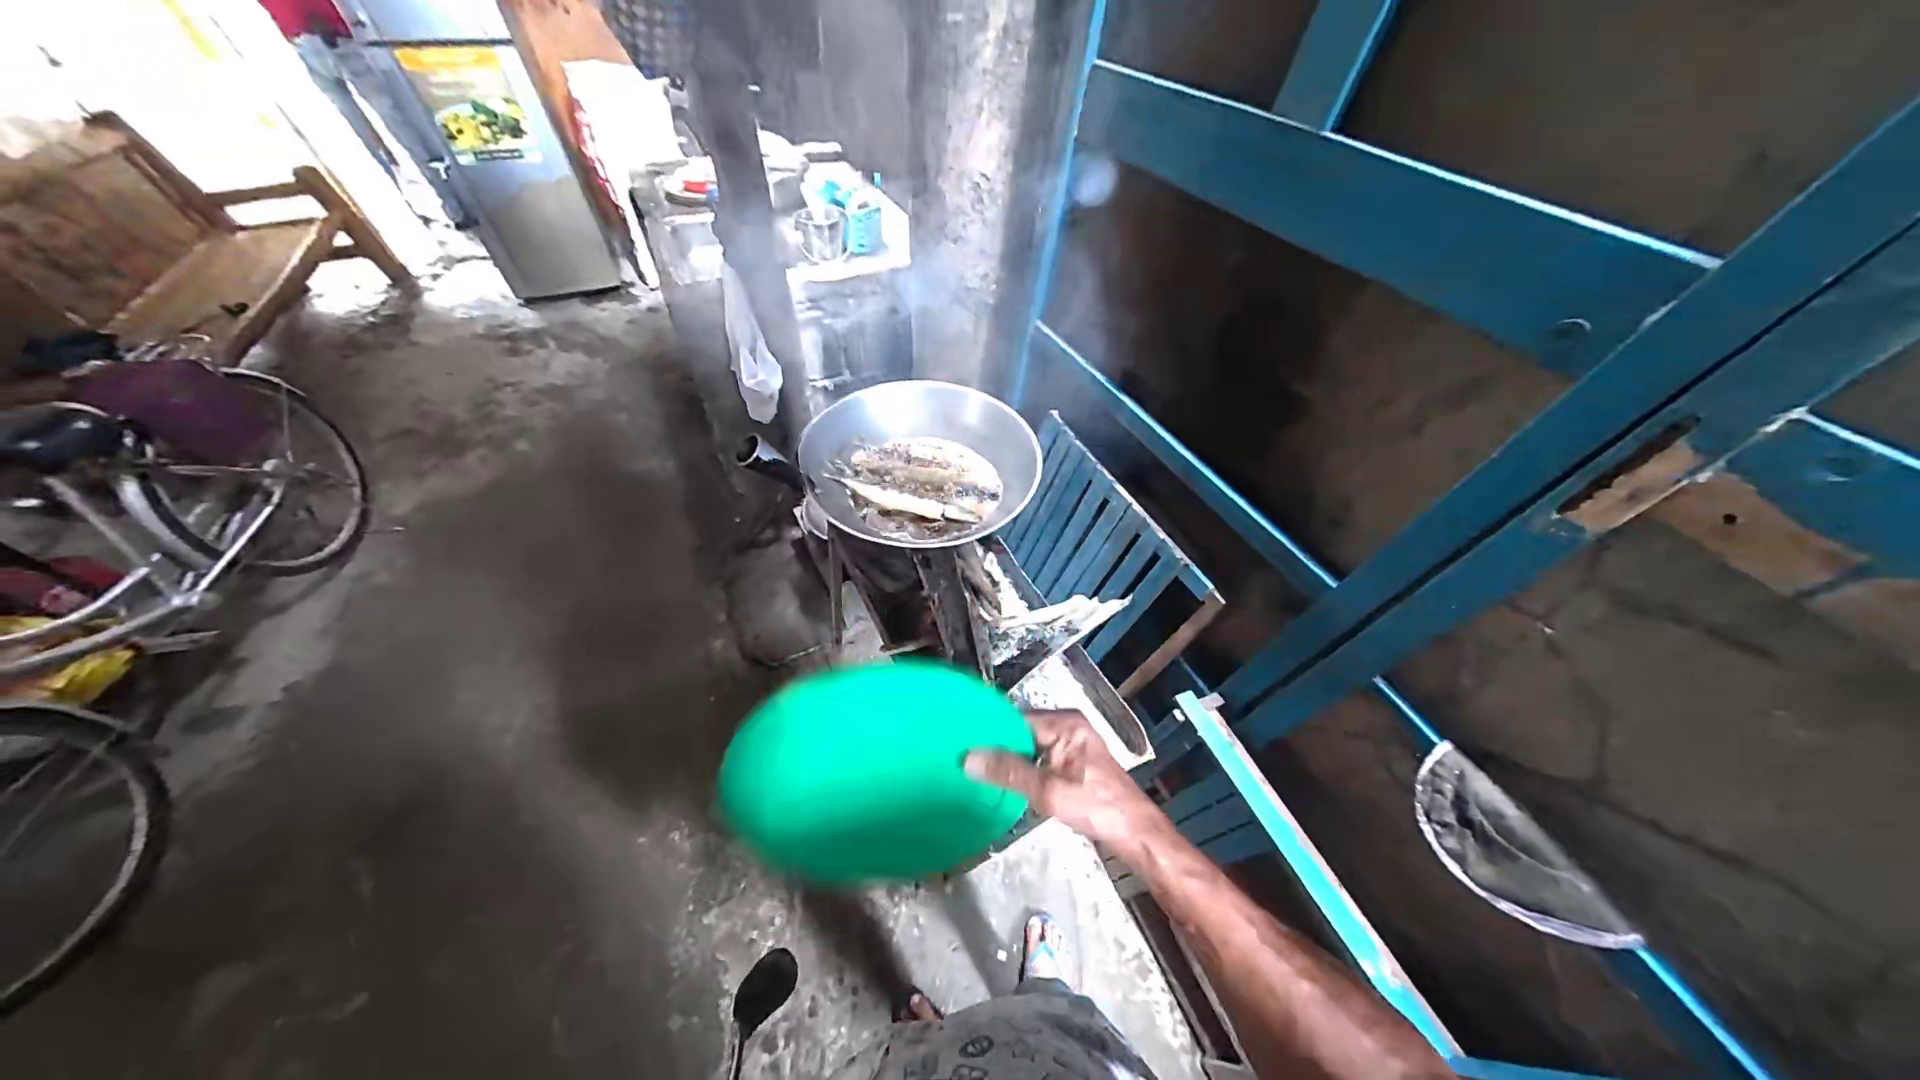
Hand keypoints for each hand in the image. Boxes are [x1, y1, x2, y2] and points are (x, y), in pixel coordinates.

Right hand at [965, 709, 1171, 856]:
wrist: (1135, 833)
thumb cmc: (1097, 808)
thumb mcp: (1048, 791)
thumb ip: (1009, 773)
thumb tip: (968, 758)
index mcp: (1066, 723)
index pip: (1016, 719)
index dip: (990, 731)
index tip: (961, 741)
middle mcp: (1068, 726)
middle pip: (1021, 731)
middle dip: (996, 746)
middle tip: (962, 757)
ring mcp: (1070, 743)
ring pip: (1028, 746)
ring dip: (1008, 759)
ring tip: (975, 768)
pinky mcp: (1070, 761)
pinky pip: (1037, 757)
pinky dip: (1021, 768)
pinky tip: (1002, 780)